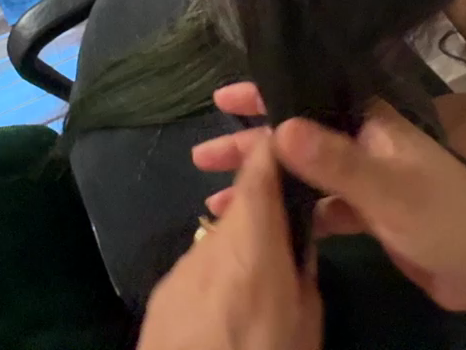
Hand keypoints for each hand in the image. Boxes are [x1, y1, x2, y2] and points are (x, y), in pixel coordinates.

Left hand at [139, 129, 322, 349]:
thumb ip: (303, 271)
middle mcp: (212, 243)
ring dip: (239, 250)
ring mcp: (181, 267)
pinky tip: (224, 313)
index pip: (261, 167)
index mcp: (253, 245)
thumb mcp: (306, 326)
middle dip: (264, 213)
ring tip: (256, 289)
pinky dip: (216, 278)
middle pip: (241, 205)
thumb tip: (299, 242)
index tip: (294, 140)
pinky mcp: (160, 294)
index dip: (276, 147)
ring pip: (220, 239)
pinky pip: (198, 269)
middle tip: (287, 238)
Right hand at [193, 84, 465, 315]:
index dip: (267, 94)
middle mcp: (365, 140)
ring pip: (304, 173)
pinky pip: (320, 206)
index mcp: (372, 121)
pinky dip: (293, 214)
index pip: (311, 94)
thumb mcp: (390, 190)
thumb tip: (280, 126)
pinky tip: (264, 228)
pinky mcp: (370, 211)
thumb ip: (336, 161)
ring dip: (266, 183)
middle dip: (252, 145)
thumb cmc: (447, 219)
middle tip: (203, 158)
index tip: (223, 98)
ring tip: (217, 201)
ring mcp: (367, 177)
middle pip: (299, 135)